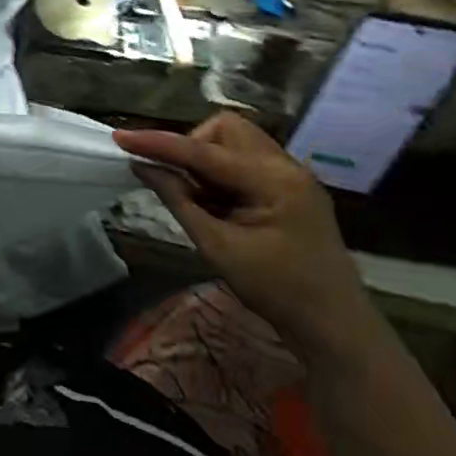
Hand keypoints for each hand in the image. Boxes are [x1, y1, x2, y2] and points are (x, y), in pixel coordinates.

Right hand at [114, 113, 381, 361]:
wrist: (334, 326)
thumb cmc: (276, 291)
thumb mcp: (218, 248)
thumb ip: (179, 201)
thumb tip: (144, 167)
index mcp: (272, 179)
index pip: (203, 150)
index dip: (158, 143)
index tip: (121, 138)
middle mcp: (286, 165)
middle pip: (226, 129)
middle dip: (193, 146)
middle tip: (178, 183)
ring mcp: (292, 174)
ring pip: (237, 141)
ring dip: (208, 160)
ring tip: (200, 200)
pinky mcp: (292, 187)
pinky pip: (248, 160)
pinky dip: (224, 173)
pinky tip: (219, 206)